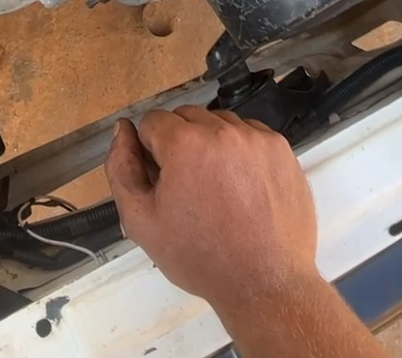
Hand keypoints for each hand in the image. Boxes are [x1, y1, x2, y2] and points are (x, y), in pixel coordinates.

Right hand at [105, 106, 322, 309]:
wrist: (264, 284)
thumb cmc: (202, 257)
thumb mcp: (142, 221)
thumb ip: (122, 168)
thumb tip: (122, 131)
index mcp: (185, 144)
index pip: (152, 121)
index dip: (150, 151)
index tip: (162, 179)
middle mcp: (222, 131)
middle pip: (186, 117)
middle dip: (179, 144)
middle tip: (188, 186)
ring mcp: (255, 137)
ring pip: (218, 122)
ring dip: (211, 144)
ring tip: (216, 188)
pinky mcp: (280, 148)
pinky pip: (249, 133)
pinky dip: (240, 150)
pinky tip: (240, 185)